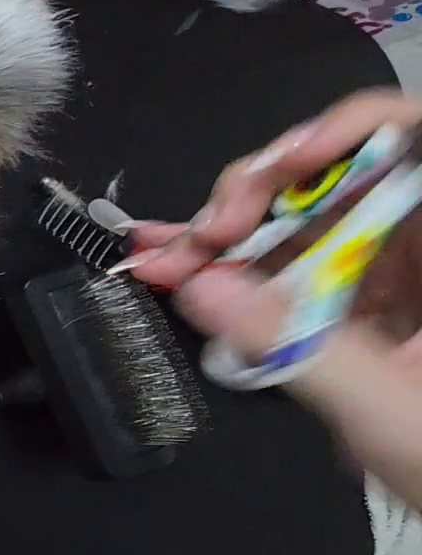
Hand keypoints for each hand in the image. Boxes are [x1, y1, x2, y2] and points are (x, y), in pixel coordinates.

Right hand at [120, 88, 421, 508]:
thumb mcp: (396, 420)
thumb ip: (302, 348)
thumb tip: (206, 285)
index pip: (415, 146)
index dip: (348, 134)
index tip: (279, 169)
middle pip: (339, 179)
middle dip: (253, 198)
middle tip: (200, 239)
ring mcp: (396, 276)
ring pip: (298, 222)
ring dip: (219, 232)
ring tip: (159, 255)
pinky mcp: (358, 302)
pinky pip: (285, 262)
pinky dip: (221, 262)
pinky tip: (168, 264)